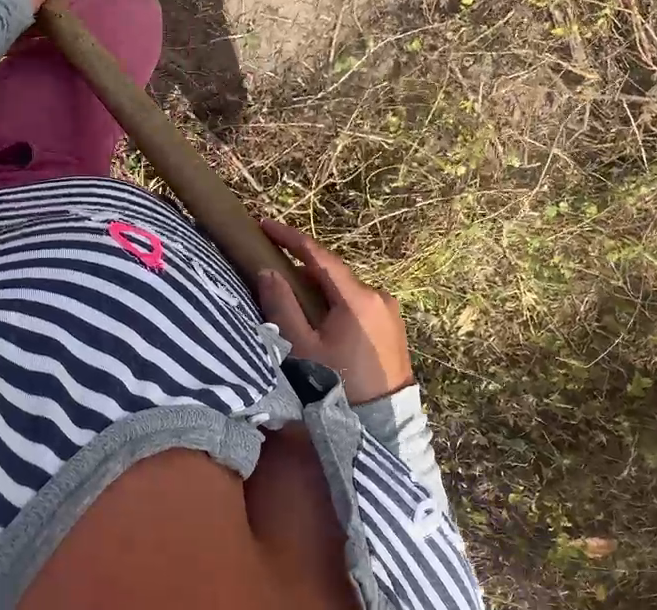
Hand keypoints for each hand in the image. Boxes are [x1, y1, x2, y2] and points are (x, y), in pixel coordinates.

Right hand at [254, 220, 414, 403]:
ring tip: (289, 294)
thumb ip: (281, 304)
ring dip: (316, 287)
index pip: (319, 255)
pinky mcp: (392, 330)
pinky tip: (315, 315)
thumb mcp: (301, 347)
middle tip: (271, 263)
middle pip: (332, 272)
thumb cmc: (337, 386)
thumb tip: (268, 271)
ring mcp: (389, 314)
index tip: (264, 225)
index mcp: (358, 298)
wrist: (383, 432)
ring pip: (343, 289)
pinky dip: (332, 302)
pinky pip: (356, 304)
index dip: (289, 237)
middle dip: (301, 266)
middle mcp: (379, 297)